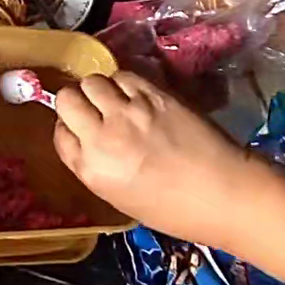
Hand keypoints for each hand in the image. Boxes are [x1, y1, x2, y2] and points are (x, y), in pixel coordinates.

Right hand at [52, 71, 274, 247]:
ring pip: (94, 81)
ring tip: (116, 99)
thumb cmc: (173, 209)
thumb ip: (96, 164)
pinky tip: (136, 95)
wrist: (224, 193)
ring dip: (101, 88)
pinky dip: (125, 83)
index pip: (60, 133)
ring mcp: (129, 112)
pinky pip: (125, 76)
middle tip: (94, 108)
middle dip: (77, 101)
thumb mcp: (119, 196)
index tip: (81, 128)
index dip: (69, 127)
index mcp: (91, 170)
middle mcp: (103, 137)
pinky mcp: (155, 95)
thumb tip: (88, 138)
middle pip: (68, 98)